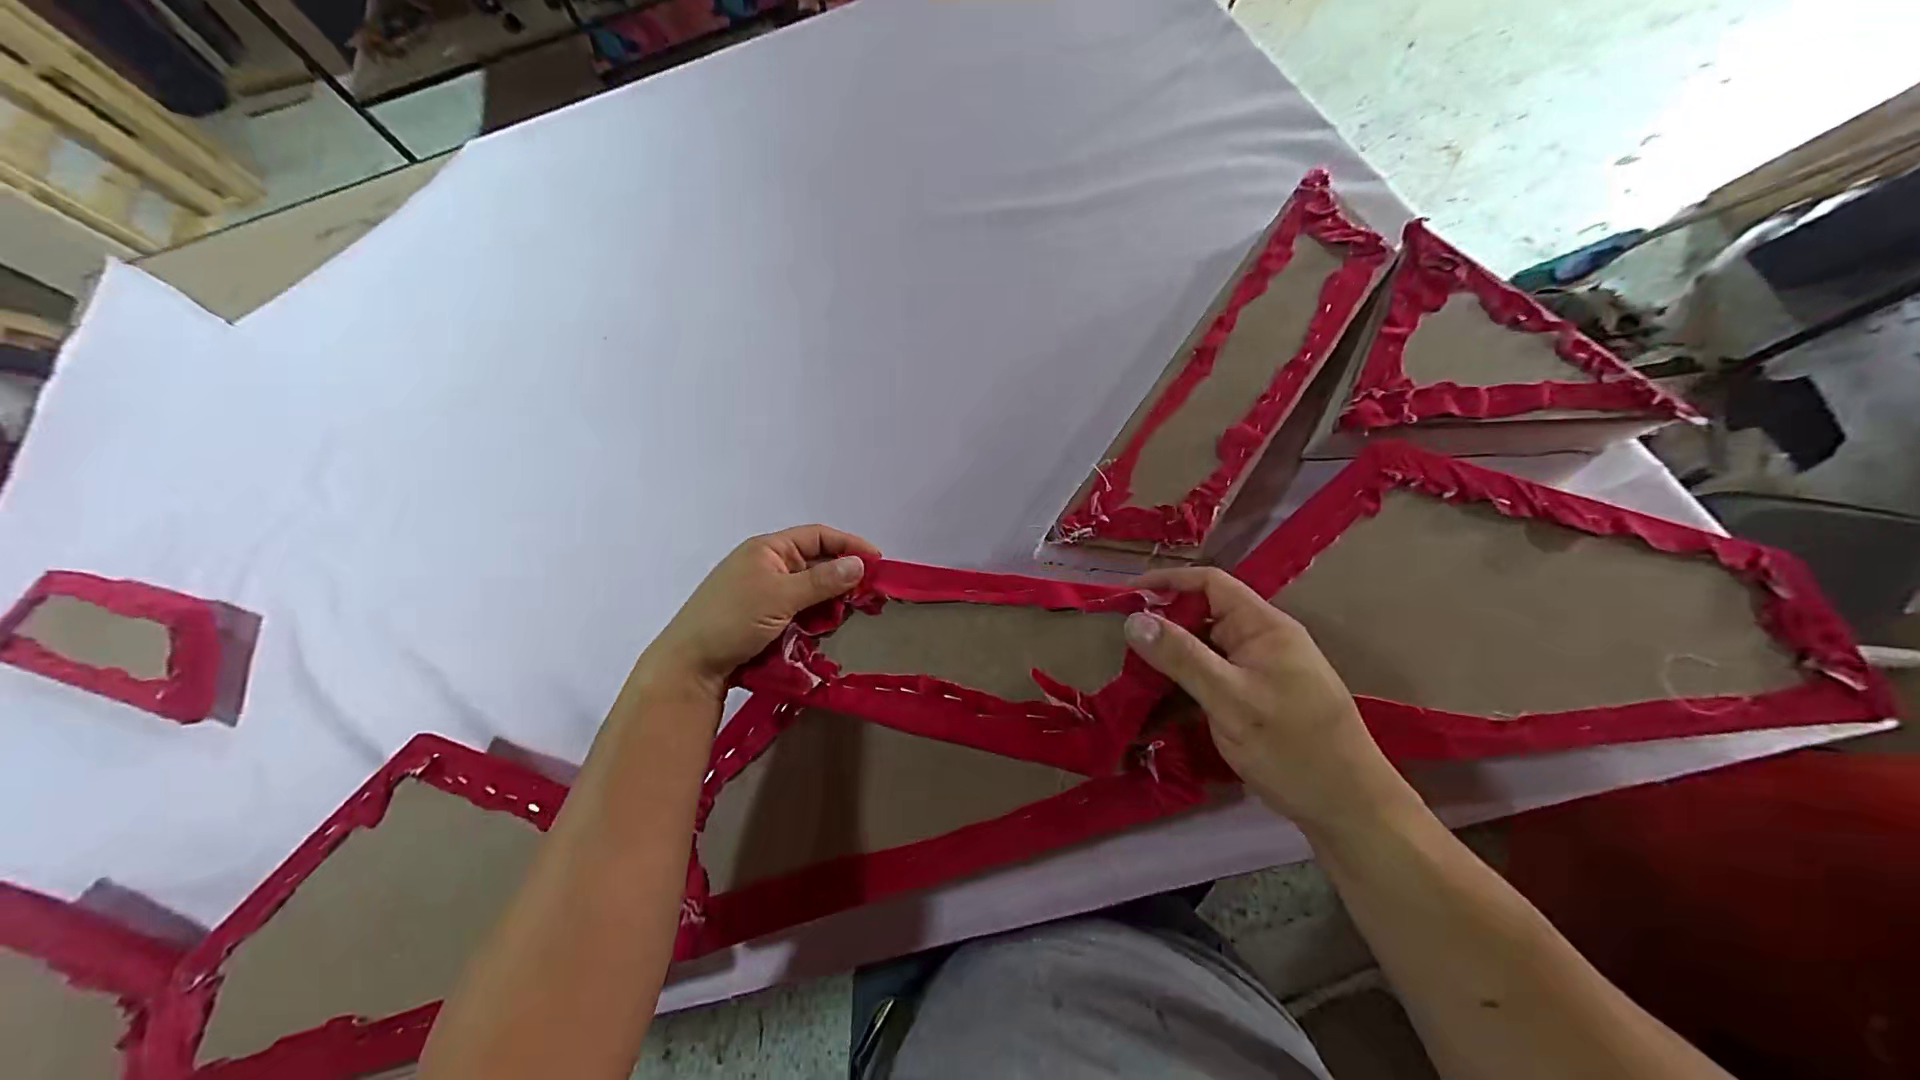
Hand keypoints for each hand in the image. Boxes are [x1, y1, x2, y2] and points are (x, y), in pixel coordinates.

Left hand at [640, 525, 879, 696]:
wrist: (690, 665)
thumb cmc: (731, 621)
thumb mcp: (781, 597)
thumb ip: (823, 580)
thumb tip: (860, 563)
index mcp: (768, 549)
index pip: (818, 537)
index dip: (849, 545)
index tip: (877, 563)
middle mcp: (767, 566)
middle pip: (817, 565)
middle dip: (841, 582)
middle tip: (864, 602)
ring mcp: (764, 593)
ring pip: (810, 593)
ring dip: (826, 606)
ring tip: (832, 624)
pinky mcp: (764, 619)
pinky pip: (799, 612)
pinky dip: (811, 621)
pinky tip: (815, 635)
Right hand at [1124, 567, 1418, 837]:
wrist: (1349, 808)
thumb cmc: (1292, 747)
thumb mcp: (1229, 699)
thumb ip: (1181, 657)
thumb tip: (1133, 619)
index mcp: (1263, 627)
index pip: (1210, 584)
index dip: (1167, 582)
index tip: (1125, 597)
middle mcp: (1261, 641)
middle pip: (1203, 616)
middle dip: (1162, 628)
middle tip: (1120, 646)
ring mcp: (1259, 672)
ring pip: (1203, 652)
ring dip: (1169, 662)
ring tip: (1131, 679)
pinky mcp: (1255, 700)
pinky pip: (1210, 681)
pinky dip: (1183, 689)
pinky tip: (1157, 708)